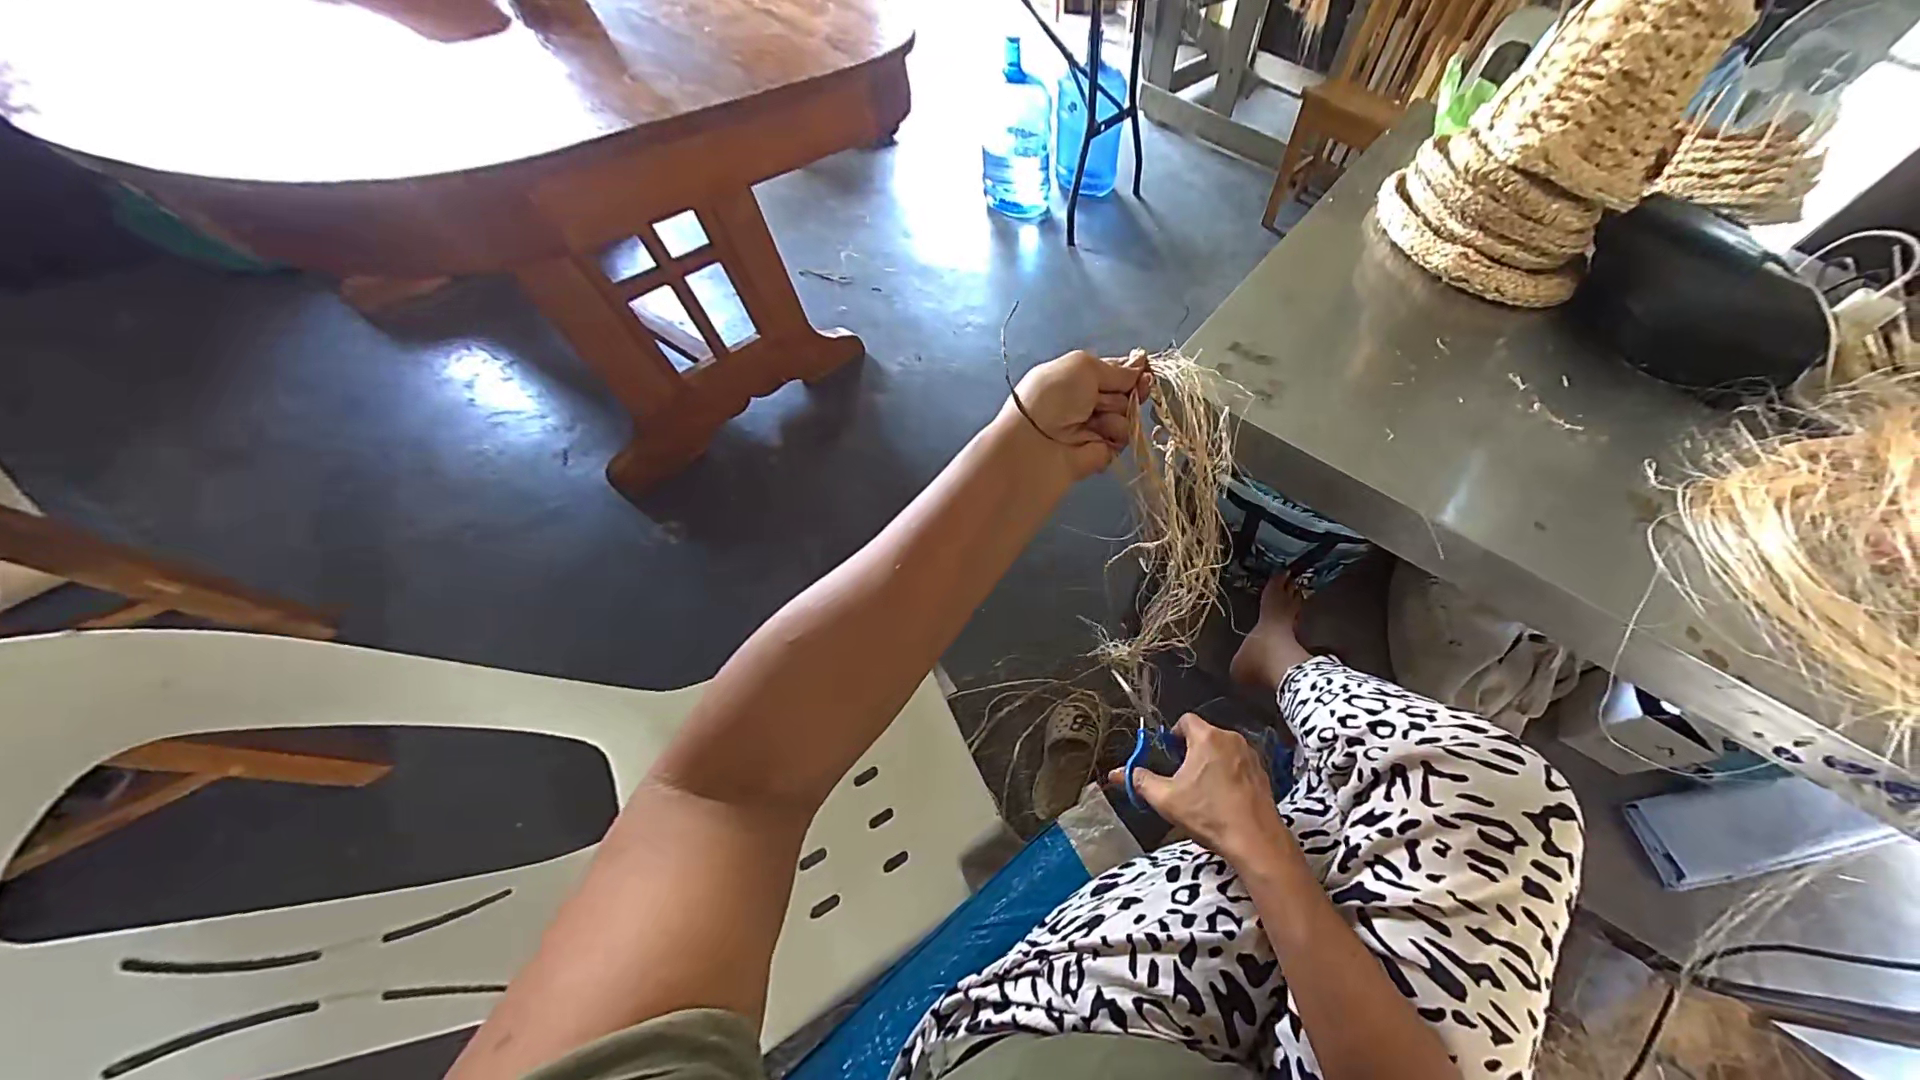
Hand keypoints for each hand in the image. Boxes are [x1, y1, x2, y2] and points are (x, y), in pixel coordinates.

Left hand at [996, 350, 1152, 479]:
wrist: (1035, 443)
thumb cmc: (1052, 397)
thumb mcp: (1083, 367)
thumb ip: (1116, 368)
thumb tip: (1141, 366)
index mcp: (1080, 376)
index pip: (1117, 370)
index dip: (1133, 369)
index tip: (1145, 368)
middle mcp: (1089, 399)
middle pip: (1128, 391)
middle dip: (1131, 389)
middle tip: (1113, 393)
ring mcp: (1097, 426)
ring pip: (1129, 413)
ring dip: (1117, 412)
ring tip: (1093, 417)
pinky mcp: (1103, 450)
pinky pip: (1124, 437)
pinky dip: (1115, 433)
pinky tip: (1097, 434)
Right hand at [1108, 713, 1292, 865]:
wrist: (1257, 842)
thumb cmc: (1209, 814)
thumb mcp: (1165, 798)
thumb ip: (1139, 781)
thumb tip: (1116, 773)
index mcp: (1207, 737)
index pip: (1185, 720)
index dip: (1172, 735)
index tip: (1168, 757)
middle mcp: (1231, 739)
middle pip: (1203, 734)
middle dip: (1189, 751)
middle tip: (1181, 776)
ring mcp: (1250, 755)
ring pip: (1221, 749)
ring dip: (1209, 762)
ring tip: (1201, 790)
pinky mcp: (1262, 773)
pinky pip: (1237, 763)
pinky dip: (1227, 773)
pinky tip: (1222, 798)